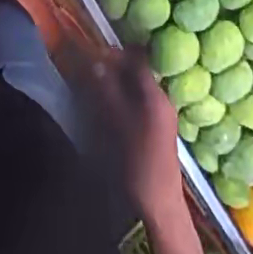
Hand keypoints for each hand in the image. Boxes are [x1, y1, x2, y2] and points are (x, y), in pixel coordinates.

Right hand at [90, 48, 184, 211]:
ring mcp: (161, 112)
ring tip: (94, 80)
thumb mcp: (117, 122)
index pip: (137, 58)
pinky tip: (107, 101)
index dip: (115, 51)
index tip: (93, 49)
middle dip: (113, 63)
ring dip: (116, 79)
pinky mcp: (157, 125)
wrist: (159, 204)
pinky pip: (138, 97)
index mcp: (156, 95)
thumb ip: (106, 89)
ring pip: (136, 84)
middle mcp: (162, 98)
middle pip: (137, 69)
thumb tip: (94, 60)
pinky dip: (122, 93)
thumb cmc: (138, 162)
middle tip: (90, 64)